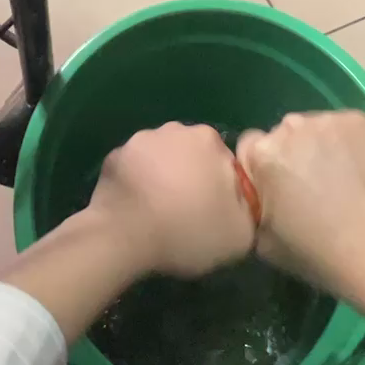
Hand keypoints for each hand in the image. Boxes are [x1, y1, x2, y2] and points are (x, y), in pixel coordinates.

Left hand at [87, 121, 255, 277]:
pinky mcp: (116, 155)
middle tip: (187, 214)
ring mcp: (142, 139)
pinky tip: (135, 210)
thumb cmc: (187, 230)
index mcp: (209, 140)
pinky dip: (137, 184)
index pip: (224, 162)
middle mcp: (176, 129)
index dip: (221, 189)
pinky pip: (134, 169)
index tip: (213, 213)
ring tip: (158, 213)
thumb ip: (248, 211)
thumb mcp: (239, 235)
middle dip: (191, 178)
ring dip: (163, 178)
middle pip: (192, 155)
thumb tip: (240, 203)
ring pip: (162, 159)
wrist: (125, 234)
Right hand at [235, 110, 364, 298]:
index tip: (278, 191)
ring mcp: (326, 119)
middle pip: (281, 135)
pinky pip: (340, 127)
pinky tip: (358, 172)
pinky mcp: (358, 119)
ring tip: (338, 181)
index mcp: (263, 154)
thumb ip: (251, 206)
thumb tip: (257, 192)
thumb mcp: (263, 242)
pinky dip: (345, 144)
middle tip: (310, 189)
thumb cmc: (320, 256)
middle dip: (290, 156)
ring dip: (317, 147)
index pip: (249, 148)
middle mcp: (290, 126)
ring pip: (311, 129)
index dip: (261, 171)